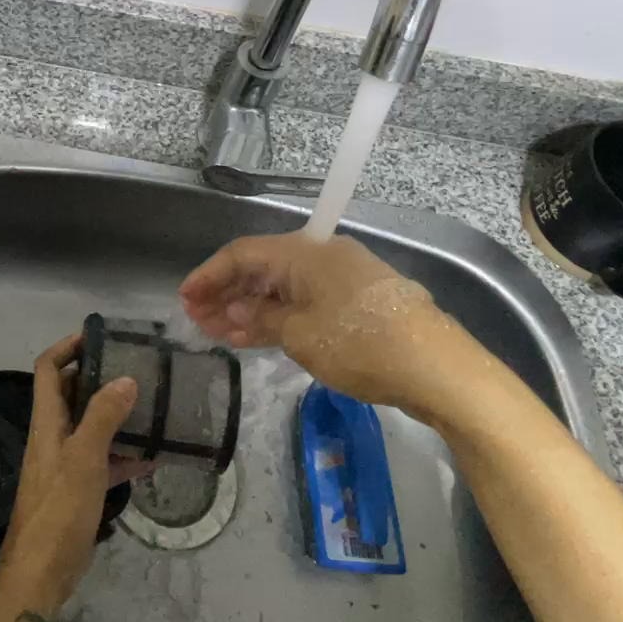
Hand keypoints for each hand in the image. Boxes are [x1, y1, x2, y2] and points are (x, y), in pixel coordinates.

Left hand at [0, 336, 144, 621]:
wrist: (41, 571)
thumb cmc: (59, 508)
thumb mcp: (84, 458)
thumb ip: (103, 416)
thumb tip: (125, 378)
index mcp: (47, 421)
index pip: (48, 368)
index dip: (67, 347)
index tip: (99, 337)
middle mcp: (53, 435)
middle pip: (72, 393)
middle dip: (100, 377)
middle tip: (137, 368)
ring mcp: (65, 463)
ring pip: (90, 426)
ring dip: (116, 414)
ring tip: (151, 405)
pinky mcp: (78, 489)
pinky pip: (103, 460)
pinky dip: (124, 454)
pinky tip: (153, 455)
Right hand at [179, 232, 486, 421]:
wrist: (439, 369)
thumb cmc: (361, 344)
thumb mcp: (300, 335)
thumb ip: (261, 320)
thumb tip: (232, 313)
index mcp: (305, 252)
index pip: (243, 254)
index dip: (210, 275)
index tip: (184, 298)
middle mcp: (322, 257)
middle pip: (262, 268)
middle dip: (226, 293)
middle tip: (195, 319)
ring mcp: (342, 280)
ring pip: (283, 287)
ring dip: (249, 308)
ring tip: (217, 332)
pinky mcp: (357, 304)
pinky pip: (304, 302)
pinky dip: (278, 317)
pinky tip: (257, 337)